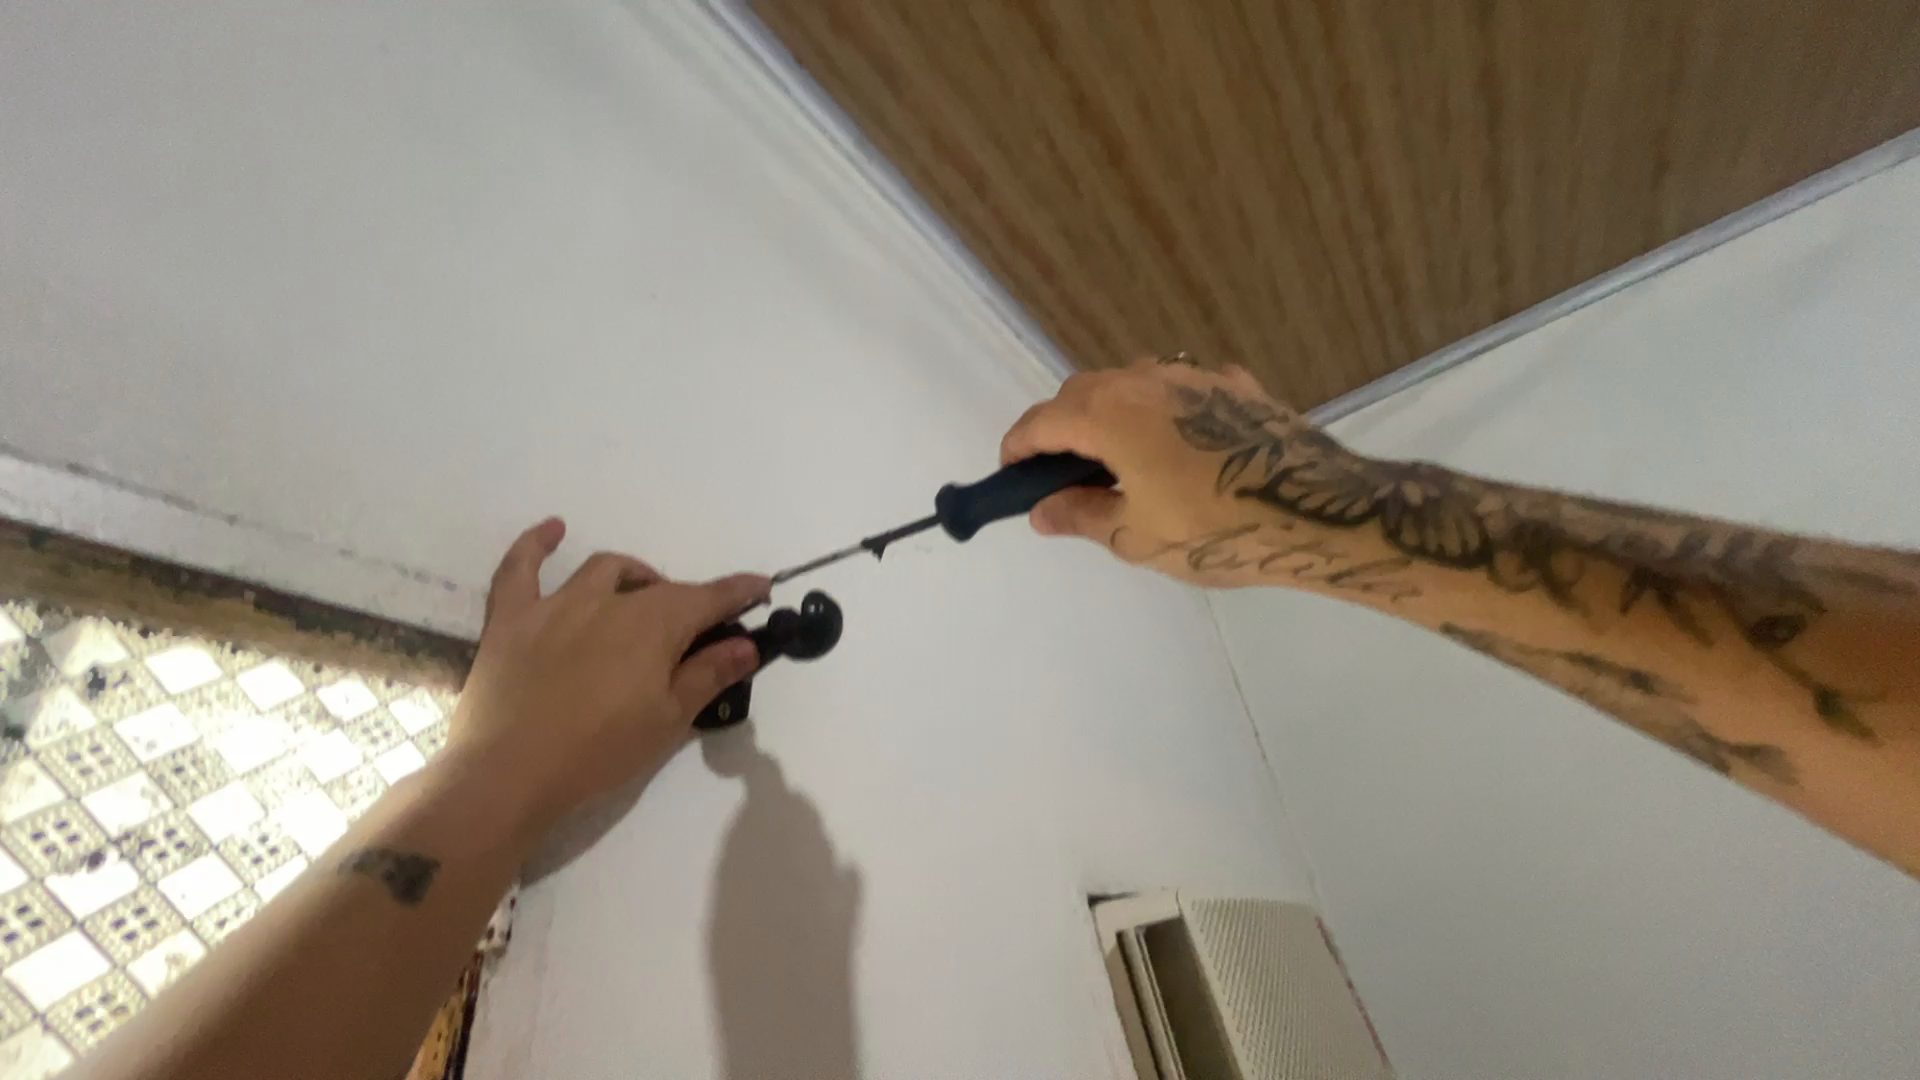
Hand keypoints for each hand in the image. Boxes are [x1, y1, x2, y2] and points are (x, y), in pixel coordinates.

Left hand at [443, 518, 769, 832]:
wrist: (507, 775)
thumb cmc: (601, 750)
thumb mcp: (671, 718)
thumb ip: (711, 673)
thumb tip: (748, 643)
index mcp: (655, 624)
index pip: (710, 597)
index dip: (740, 591)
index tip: (762, 586)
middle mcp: (611, 601)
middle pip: (662, 588)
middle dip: (689, 601)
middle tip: (697, 633)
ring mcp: (557, 605)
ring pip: (605, 571)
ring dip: (634, 576)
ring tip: (643, 596)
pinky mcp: (512, 619)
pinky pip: (520, 569)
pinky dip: (536, 544)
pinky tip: (552, 529)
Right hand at [1001, 357, 1359, 586]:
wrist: (1319, 509)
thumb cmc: (1214, 529)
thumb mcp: (1135, 535)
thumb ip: (1079, 515)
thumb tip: (1041, 510)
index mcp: (1110, 415)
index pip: (1043, 421)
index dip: (1018, 446)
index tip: (1011, 473)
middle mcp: (1145, 380)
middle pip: (1081, 393)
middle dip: (1060, 429)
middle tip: (1064, 475)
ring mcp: (1194, 376)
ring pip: (1129, 383)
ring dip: (1108, 414)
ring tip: (1120, 462)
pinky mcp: (1235, 384)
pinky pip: (1178, 390)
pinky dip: (1159, 412)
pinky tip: (1178, 448)